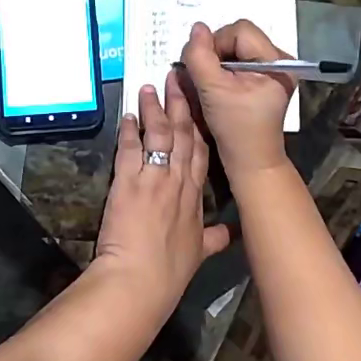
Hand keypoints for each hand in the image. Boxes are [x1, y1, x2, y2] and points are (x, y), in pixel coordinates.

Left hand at [94, 75, 230, 308]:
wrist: (140, 281)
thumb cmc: (169, 272)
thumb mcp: (198, 254)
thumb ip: (213, 239)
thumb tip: (231, 234)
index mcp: (195, 197)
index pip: (202, 153)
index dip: (200, 127)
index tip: (199, 107)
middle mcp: (178, 181)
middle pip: (184, 135)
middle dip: (181, 105)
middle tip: (178, 80)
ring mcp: (154, 178)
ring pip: (160, 135)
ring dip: (155, 109)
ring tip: (151, 87)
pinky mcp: (129, 181)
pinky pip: (131, 148)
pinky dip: (130, 130)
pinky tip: (130, 115)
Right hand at [179, 20, 293, 177]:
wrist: (251, 161)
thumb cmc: (235, 128)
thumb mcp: (212, 90)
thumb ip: (200, 56)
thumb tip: (197, 27)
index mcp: (276, 61)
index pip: (240, 30)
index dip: (216, 43)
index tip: (203, 67)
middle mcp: (279, 61)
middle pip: (239, 37)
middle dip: (216, 52)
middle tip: (202, 74)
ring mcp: (273, 70)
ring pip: (237, 49)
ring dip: (217, 61)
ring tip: (208, 82)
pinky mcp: (265, 80)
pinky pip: (240, 62)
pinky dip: (224, 70)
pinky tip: (217, 87)